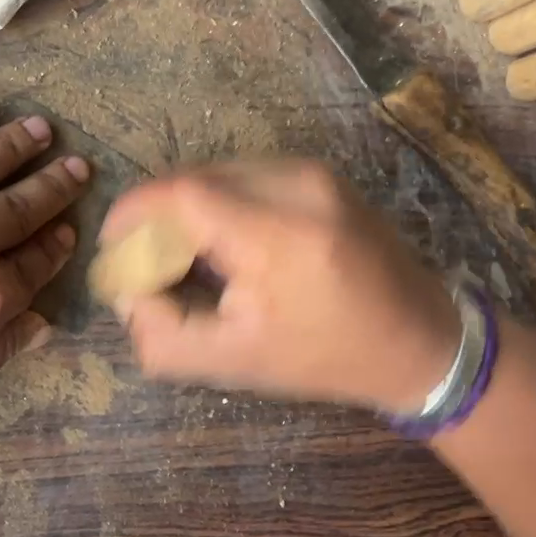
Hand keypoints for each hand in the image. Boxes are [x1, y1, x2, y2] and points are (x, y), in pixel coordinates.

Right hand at [102, 160, 460, 413]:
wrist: (422, 341)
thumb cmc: (325, 358)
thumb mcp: (232, 363)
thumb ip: (160, 334)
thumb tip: (125, 291)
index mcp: (279, 236)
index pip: (181, 194)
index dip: (133, 213)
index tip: (113, 246)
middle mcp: (297, 188)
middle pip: (190, 179)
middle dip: (154, 217)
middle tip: (145, 261)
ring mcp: (312, 174)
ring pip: (213, 173)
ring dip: (182, 209)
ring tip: (182, 256)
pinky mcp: (318, 173)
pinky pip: (240, 175)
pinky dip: (212, 203)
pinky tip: (219, 243)